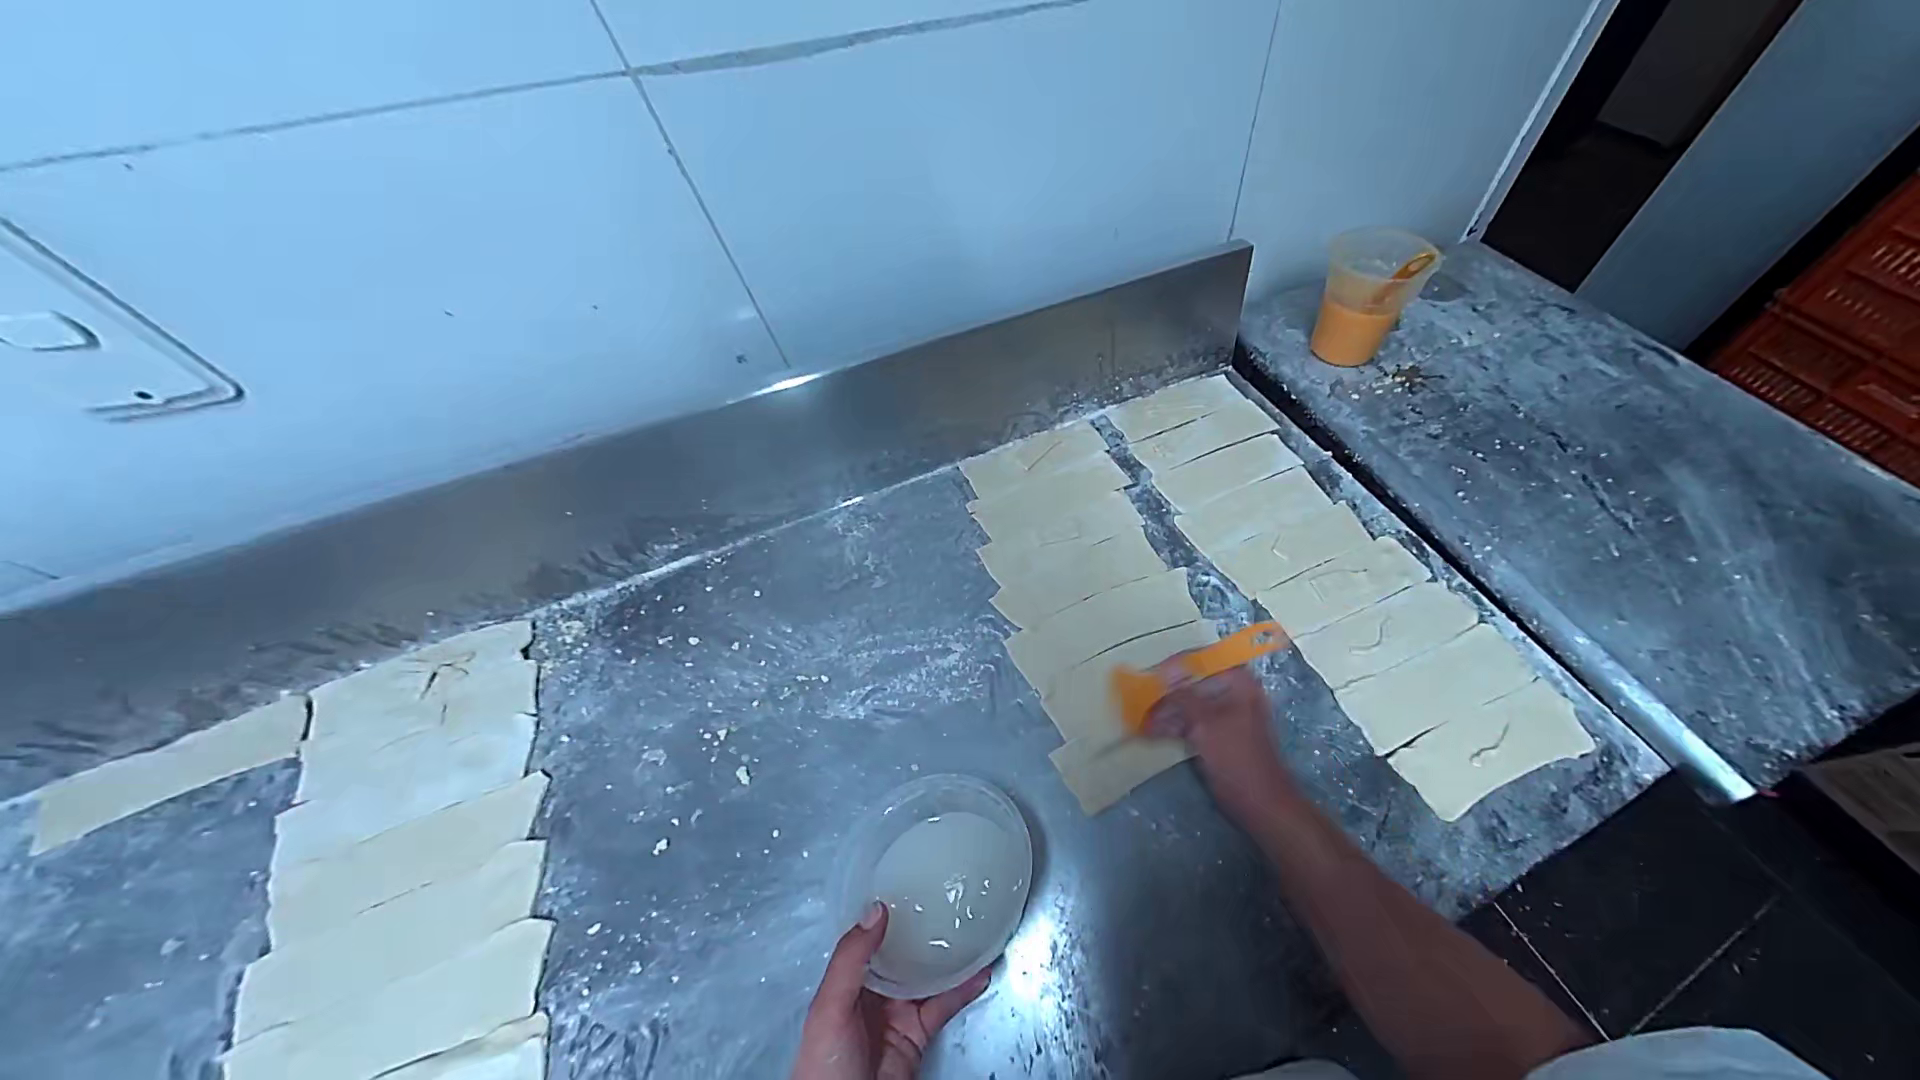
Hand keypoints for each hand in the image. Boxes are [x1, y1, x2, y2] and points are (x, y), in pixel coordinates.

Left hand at [790, 902, 991, 1079]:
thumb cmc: (822, 1070)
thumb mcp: (830, 1007)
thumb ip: (850, 960)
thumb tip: (874, 911)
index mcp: (847, 978)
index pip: (868, 934)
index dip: (886, 910)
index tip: (907, 884)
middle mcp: (872, 991)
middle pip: (902, 951)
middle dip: (922, 928)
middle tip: (946, 901)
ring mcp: (896, 1013)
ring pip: (926, 975)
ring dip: (948, 955)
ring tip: (970, 929)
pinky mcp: (916, 1035)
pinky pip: (943, 1006)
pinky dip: (963, 990)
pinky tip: (979, 973)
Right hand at [1146, 658, 1295, 817]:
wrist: (1261, 804)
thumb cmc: (1237, 757)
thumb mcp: (1205, 723)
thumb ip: (1182, 695)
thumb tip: (1161, 672)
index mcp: (1238, 682)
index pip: (1199, 660)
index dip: (1171, 666)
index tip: (1147, 677)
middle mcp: (1231, 692)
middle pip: (1190, 682)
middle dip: (1164, 692)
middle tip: (1139, 700)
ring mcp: (1224, 714)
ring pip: (1187, 703)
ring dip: (1164, 711)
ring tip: (1139, 720)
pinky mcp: (1216, 733)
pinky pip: (1190, 721)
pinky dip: (1172, 726)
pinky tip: (1149, 732)